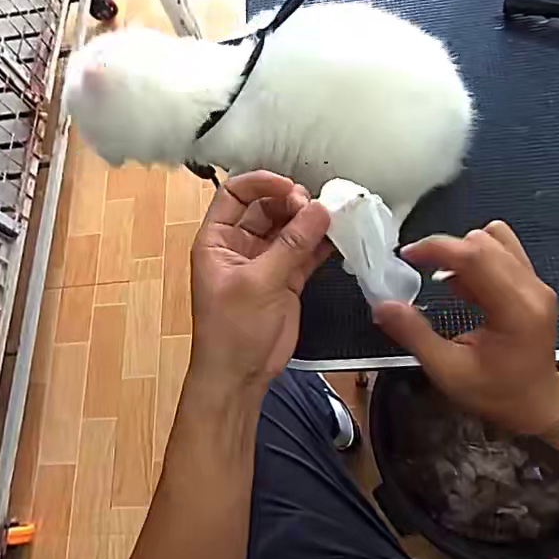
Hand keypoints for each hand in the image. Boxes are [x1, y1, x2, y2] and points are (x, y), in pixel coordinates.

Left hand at [189, 171, 331, 390]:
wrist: (241, 375)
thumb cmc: (232, 331)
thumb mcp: (259, 283)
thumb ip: (291, 244)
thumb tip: (318, 210)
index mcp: (218, 239)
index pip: (236, 194)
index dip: (262, 184)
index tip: (290, 187)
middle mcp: (241, 245)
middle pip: (269, 207)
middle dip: (292, 202)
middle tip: (315, 209)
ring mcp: (267, 261)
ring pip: (291, 227)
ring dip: (311, 221)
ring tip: (333, 219)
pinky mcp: (288, 278)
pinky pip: (307, 251)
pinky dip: (323, 243)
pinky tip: (339, 237)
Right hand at [371, 221, 558, 435]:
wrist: (536, 403)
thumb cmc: (497, 393)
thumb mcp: (448, 371)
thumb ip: (414, 335)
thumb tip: (384, 306)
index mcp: (516, 309)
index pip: (476, 256)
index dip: (437, 248)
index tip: (409, 254)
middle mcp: (532, 289)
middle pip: (485, 241)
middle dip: (447, 250)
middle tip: (423, 271)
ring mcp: (536, 284)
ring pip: (496, 240)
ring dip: (464, 253)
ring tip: (447, 281)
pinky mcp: (534, 284)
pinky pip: (504, 252)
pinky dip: (478, 259)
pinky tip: (464, 286)